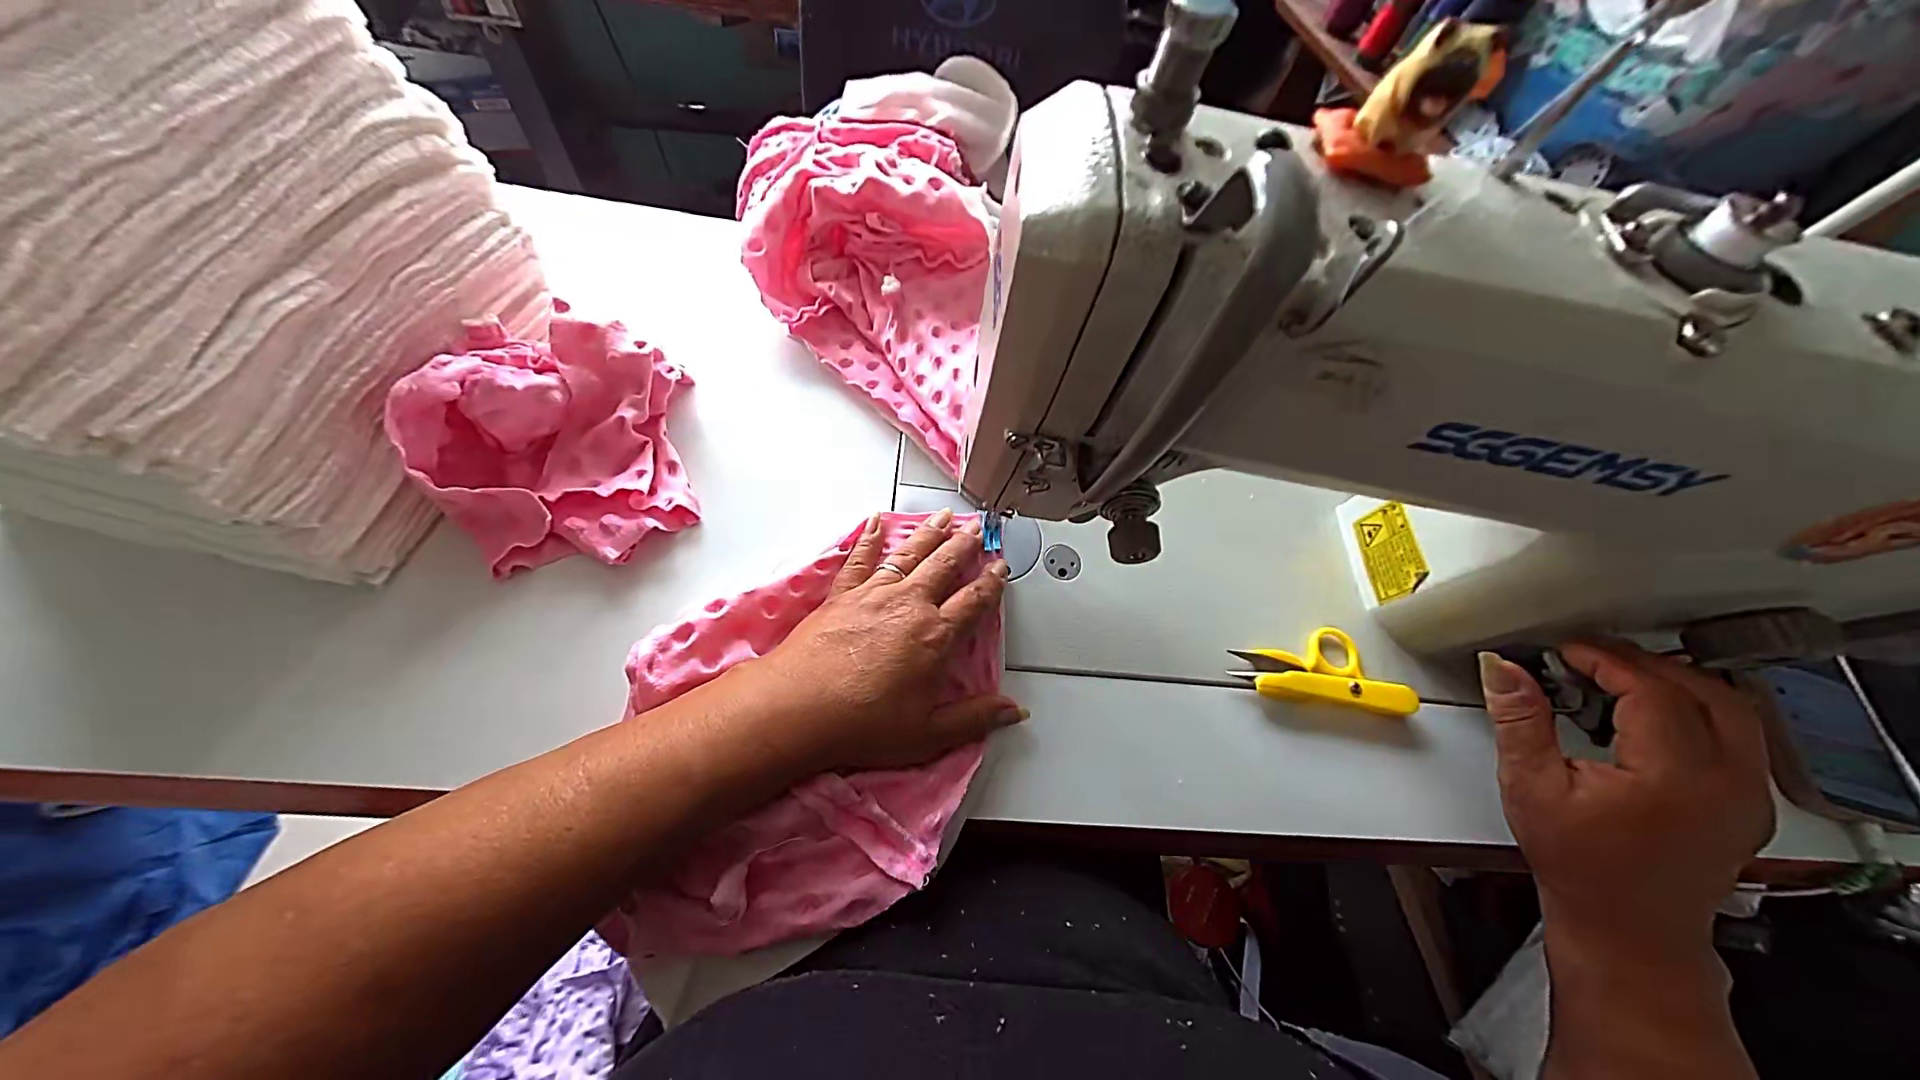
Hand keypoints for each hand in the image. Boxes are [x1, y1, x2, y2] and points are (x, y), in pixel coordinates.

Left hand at [738, 509, 1021, 772]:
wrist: (798, 708)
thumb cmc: (862, 724)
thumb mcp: (928, 733)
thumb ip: (974, 718)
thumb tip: (1013, 711)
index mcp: (935, 636)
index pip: (973, 601)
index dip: (991, 582)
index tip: (1001, 566)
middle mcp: (908, 606)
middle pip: (944, 566)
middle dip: (964, 545)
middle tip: (977, 529)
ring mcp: (874, 595)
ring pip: (910, 555)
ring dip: (929, 534)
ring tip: (944, 517)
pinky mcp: (843, 595)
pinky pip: (861, 560)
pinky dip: (870, 538)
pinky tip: (876, 522)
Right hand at [1480, 641, 1774, 953]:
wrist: (1625, 922)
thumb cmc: (1578, 863)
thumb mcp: (1530, 785)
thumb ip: (1518, 720)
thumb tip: (1501, 670)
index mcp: (1674, 776)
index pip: (1652, 689)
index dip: (1606, 659)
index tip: (1566, 650)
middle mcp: (1727, 783)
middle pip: (1703, 689)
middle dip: (1640, 663)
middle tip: (1587, 656)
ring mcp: (1748, 795)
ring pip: (1734, 708)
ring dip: (1675, 681)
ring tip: (1617, 677)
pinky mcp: (1749, 802)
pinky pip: (1740, 734)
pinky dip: (1697, 708)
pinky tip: (1649, 713)